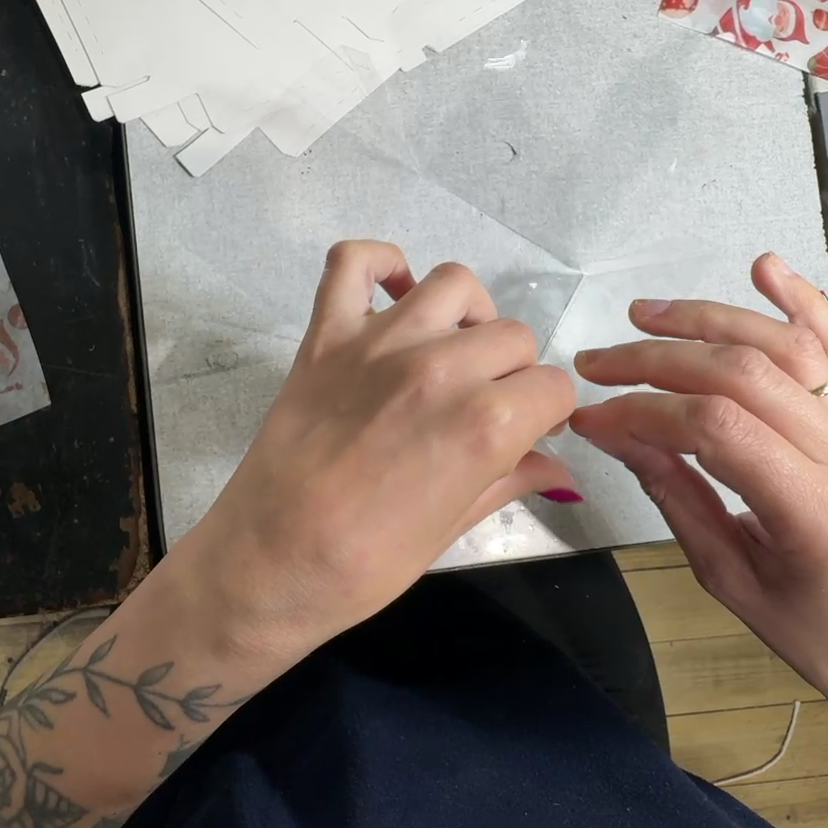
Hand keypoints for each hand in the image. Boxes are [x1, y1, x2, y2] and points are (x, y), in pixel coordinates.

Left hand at [177, 241, 576, 663]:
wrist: (267, 561)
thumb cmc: (364, 565)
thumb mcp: (452, 530)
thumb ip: (511, 480)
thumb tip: (561, 469)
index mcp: (484, 424)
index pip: (553, 388)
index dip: (547, 414)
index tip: (529, 431)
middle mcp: (439, 368)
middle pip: (512, 337)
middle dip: (513, 373)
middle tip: (486, 405)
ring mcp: (377, 342)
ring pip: (454, 284)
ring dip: (468, 316)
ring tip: (451, 350)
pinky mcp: (325, 334)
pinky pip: (353, 261)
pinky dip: (380, 262)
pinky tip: (394, 295)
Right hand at [569, 253, 827, 732]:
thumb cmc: (810, 635)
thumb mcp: (724, 576)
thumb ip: (672, 493)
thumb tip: (612, 432)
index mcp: (815, 513)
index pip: (716, 427)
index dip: (642, 411)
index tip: (589, 418)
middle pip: (745, 375)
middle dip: (658, 359)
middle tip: (595, 364)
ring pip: (785, 349)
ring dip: (708, 320)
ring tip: (644, 313)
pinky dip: (802, 302)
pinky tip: (765, 267)